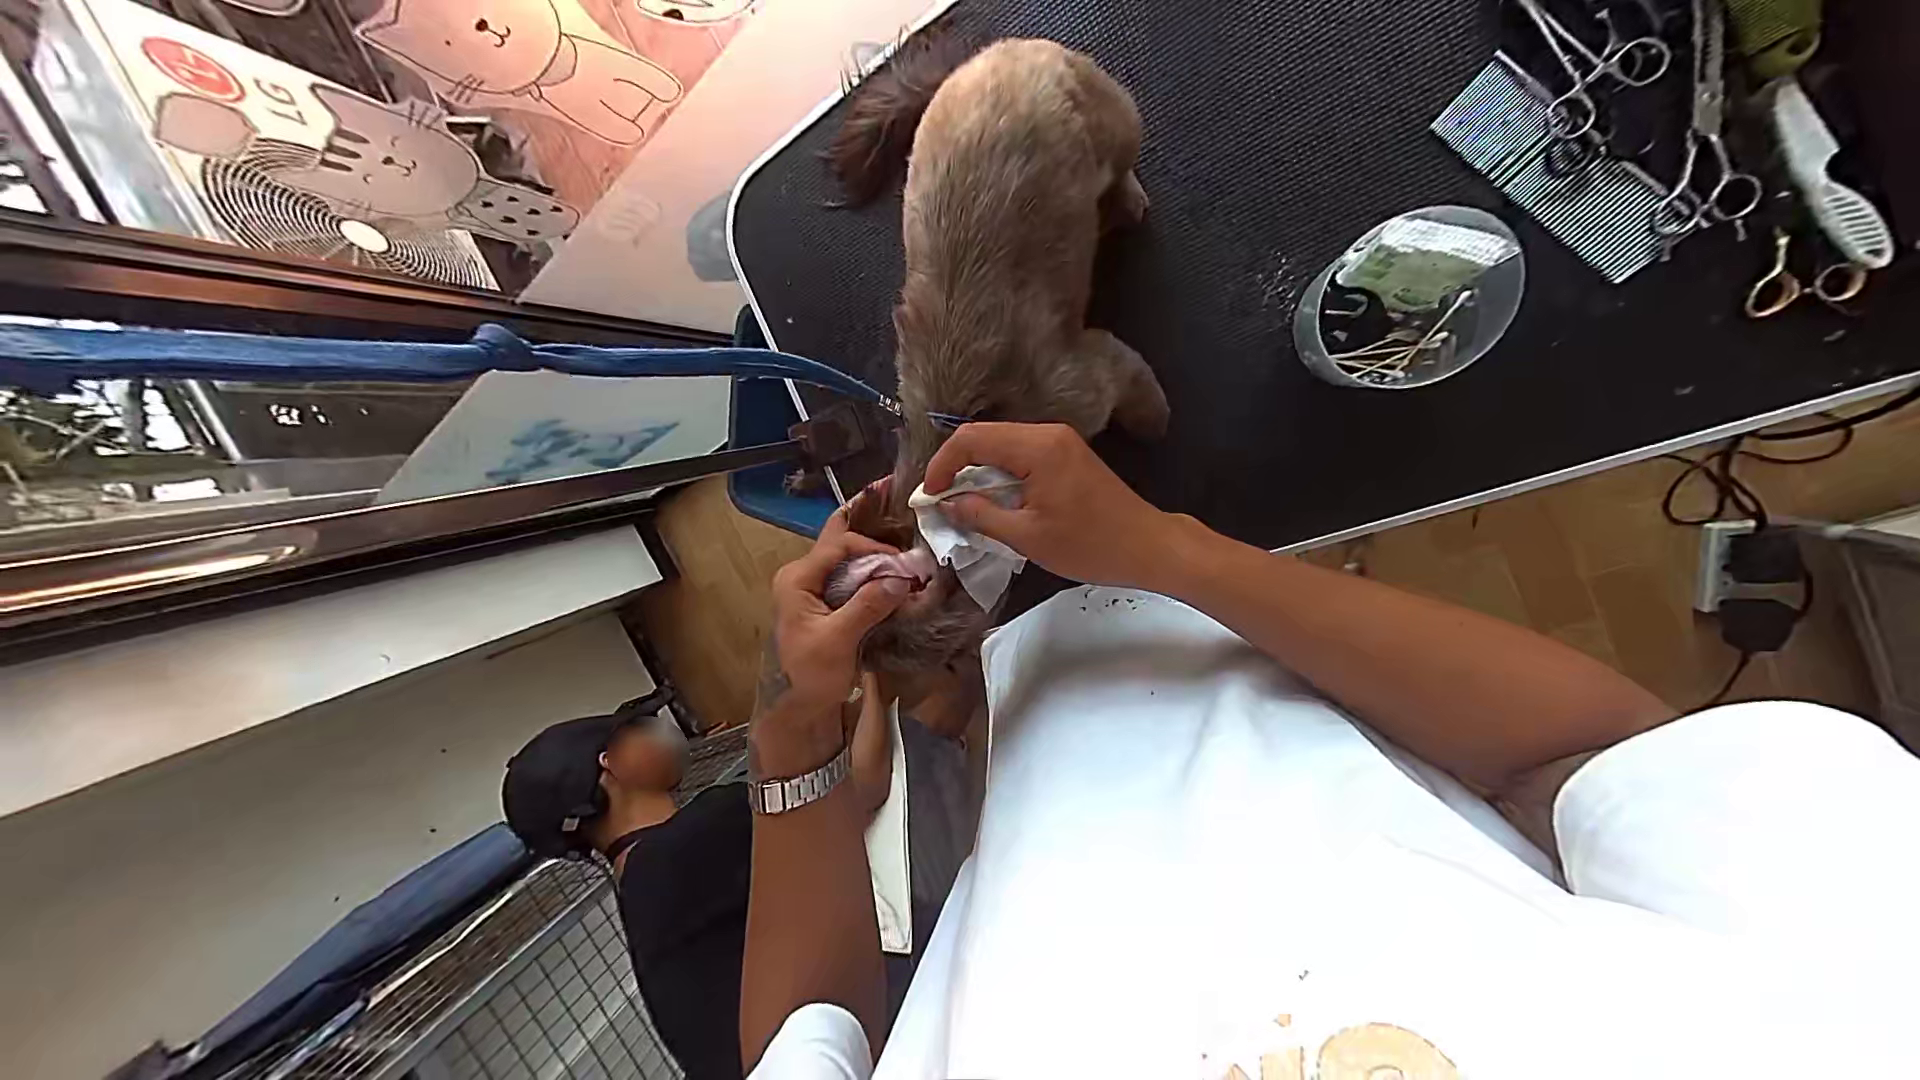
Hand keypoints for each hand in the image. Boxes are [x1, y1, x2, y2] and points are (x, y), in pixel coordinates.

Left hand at [751, 497, 913, 775]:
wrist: (801, 708)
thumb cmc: (812, 674)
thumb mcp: (840, 639)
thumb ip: (868, 605)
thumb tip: (900, 579)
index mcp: (796, 579)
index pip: (838, 546)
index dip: (873, 549)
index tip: (902, 564)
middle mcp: (802, 576)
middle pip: (843, 548)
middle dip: (876, 550)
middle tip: (908, 560)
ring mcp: (812, 589)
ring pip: (849, 563)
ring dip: (877, 566)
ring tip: (905, 571)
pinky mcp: (825, 603)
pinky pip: (851, 580)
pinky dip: (872, 579)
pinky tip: (893, 584)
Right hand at [923, 422, 1194, 590]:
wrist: (1147, 546)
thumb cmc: (1090, 545)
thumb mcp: (1027, 536)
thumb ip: (981, 515)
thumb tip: (947, 504)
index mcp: (1037, 447)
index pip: (971, 439)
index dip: (942, 465)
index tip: (929, 494)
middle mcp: (1047, 433)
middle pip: (984, 435)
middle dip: (955, 464)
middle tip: (939, 498)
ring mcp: (1060, 441)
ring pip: (1000, 443)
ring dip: (976, 468)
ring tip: (959, 501)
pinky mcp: (1066, 453)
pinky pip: (1019, 453)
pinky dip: (998, 471)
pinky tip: (991, 497)